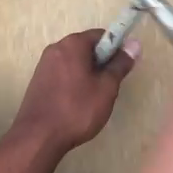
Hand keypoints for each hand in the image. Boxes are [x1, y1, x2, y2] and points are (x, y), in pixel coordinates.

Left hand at [6, 30, 139, 153]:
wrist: (38, 137)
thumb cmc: (77, 110)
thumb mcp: (106, 88)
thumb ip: (120, 64)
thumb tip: (134, 43)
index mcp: (73, 43)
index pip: (100, 35)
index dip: (115, 48)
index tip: (121, 68)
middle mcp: (56, 47)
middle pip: (86, 48)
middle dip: (100, 64)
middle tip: (108, 87)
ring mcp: (44, 64)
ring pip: (74, 62)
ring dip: (86, 74)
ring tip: (92, 99)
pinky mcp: (38, 80)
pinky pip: (62, 73)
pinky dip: (72, 83)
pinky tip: (75, 104)